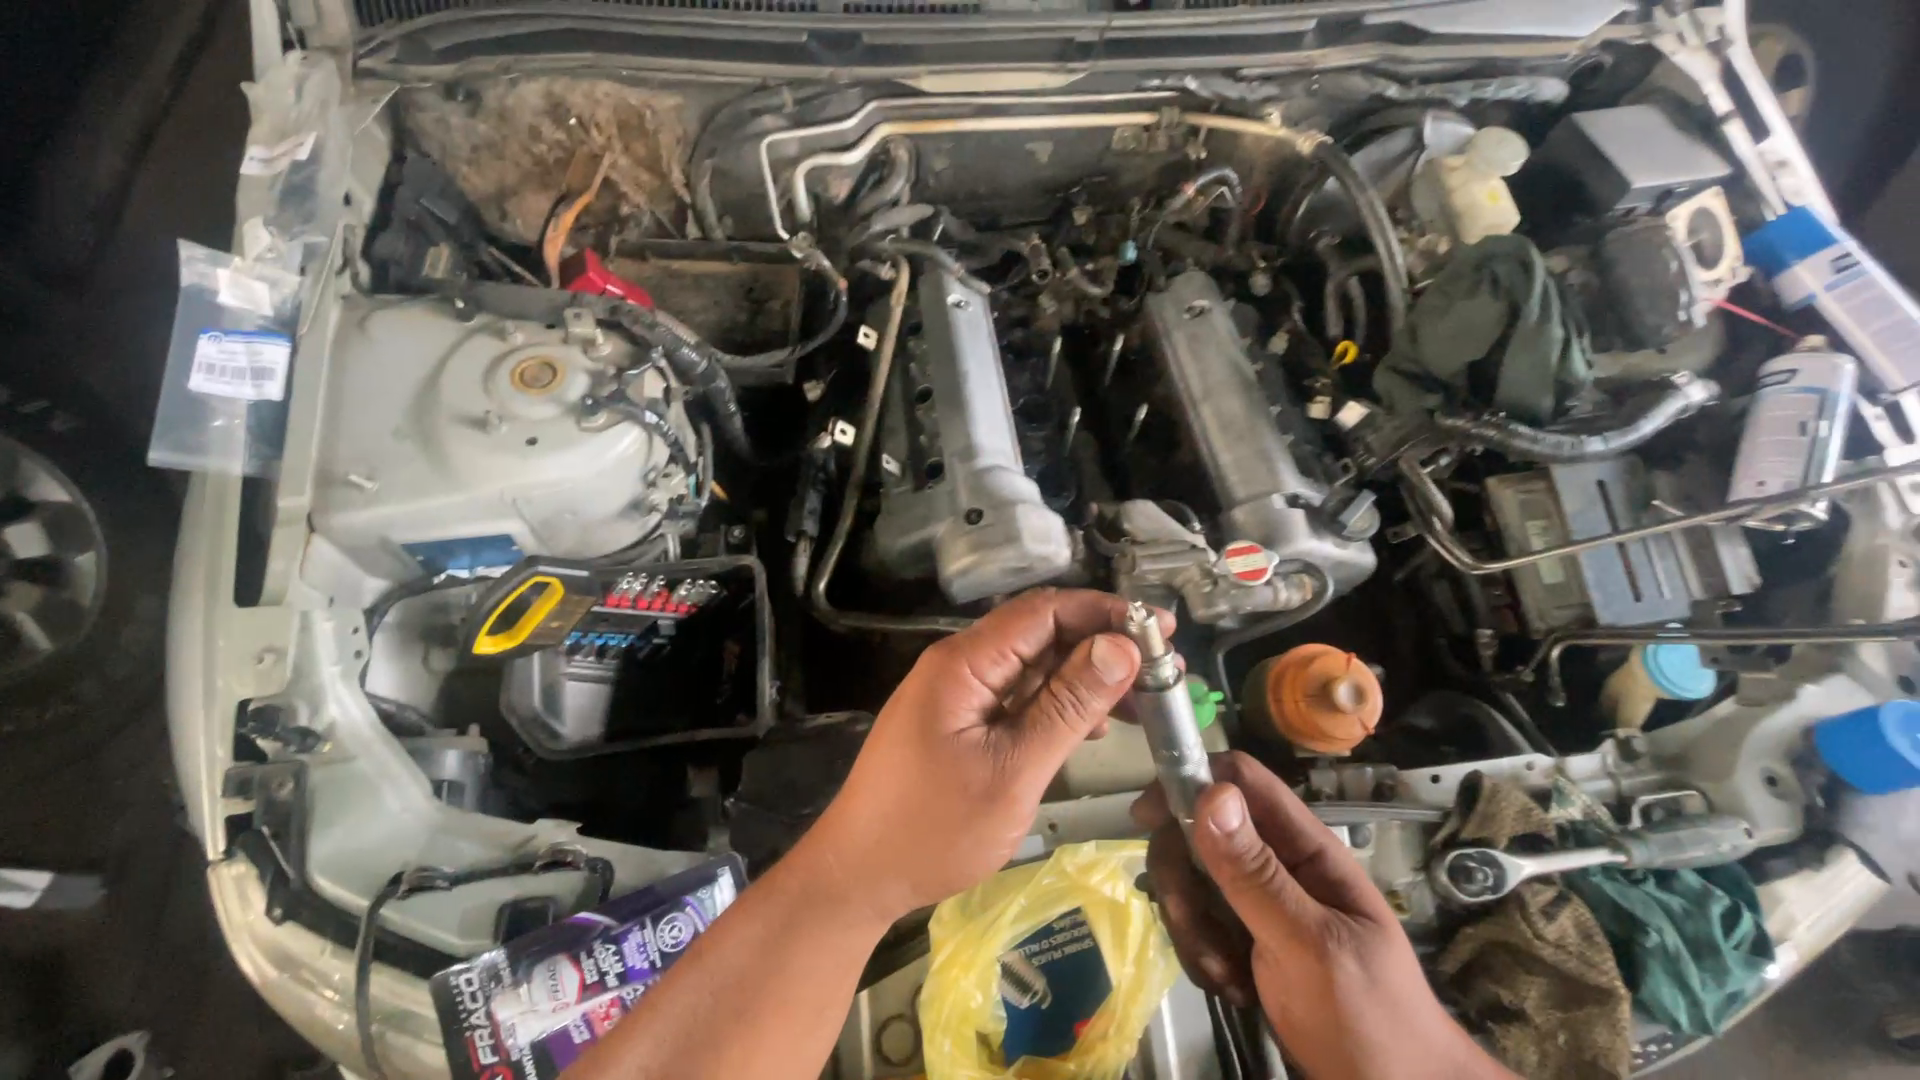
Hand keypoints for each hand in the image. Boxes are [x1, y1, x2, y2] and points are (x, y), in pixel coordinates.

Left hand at [798, 588, 1164, 924]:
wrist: (860, 874)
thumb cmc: (933, 829)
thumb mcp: (1013, 771)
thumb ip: (1067, 707)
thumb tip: (1121, 647)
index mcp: (965, 662)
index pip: (1044, 610)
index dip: (1105, 612)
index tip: (1160, 628)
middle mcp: (960, 664)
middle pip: (1040, 633)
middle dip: (1102, 644)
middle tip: (1162, 671)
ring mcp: (958, 693)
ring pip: (1032, 665)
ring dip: (1085, 676)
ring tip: (1141, 700)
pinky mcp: (960, 720)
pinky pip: (1017, 696)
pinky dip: (1058, 703)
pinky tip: (1095, 725)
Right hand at [1134, 752, 1513, 1079]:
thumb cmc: (1370, 1019)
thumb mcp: (1311, 945)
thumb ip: (1255, 873)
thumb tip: (1210, 792)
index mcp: (1304, 846)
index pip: (1239, 779)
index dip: (1189, 783)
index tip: (1146, 819)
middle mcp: (1276, 862)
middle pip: (1199, 831)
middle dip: (1183, 879)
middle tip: (1192, 926)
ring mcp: (1258, 901)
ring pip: (1191, 881)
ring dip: (1192, 929)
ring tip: (1226, 978)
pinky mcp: (1244, 938)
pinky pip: (1197, 923)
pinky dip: (1199, 954)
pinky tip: (1230, 987)